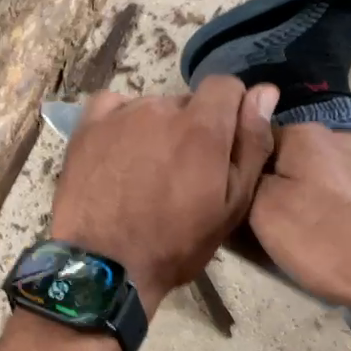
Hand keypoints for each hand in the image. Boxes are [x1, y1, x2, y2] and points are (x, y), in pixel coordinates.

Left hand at [48, 77, 277, 311]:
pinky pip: (110, 106)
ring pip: (149, 107)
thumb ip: (251, 144)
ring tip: (145, 171)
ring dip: (154, 129)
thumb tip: (264, 92)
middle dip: (190, 127)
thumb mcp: (231, 204)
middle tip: (180, 171)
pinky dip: (119, 120)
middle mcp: (159, 109)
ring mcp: (119, 116)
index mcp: (201, 127)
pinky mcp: (86, 128)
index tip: (222, 143)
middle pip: (185, 102)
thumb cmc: (174, 243)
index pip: (226, 85)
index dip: (230, 110)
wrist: (104, 264)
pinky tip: (118, 150)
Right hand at [247, 124, 350, 319]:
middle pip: (299, 154)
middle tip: (281, 217)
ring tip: (323, 226)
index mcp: (306, 138)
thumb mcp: (264, 215)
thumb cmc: (329, 246)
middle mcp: (346, 138)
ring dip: (325, 189)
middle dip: (287, 177)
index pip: (259, 138)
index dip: (250, 168)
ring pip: (336, 170)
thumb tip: (250, 166)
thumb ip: (249, 178)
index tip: (248, 197)